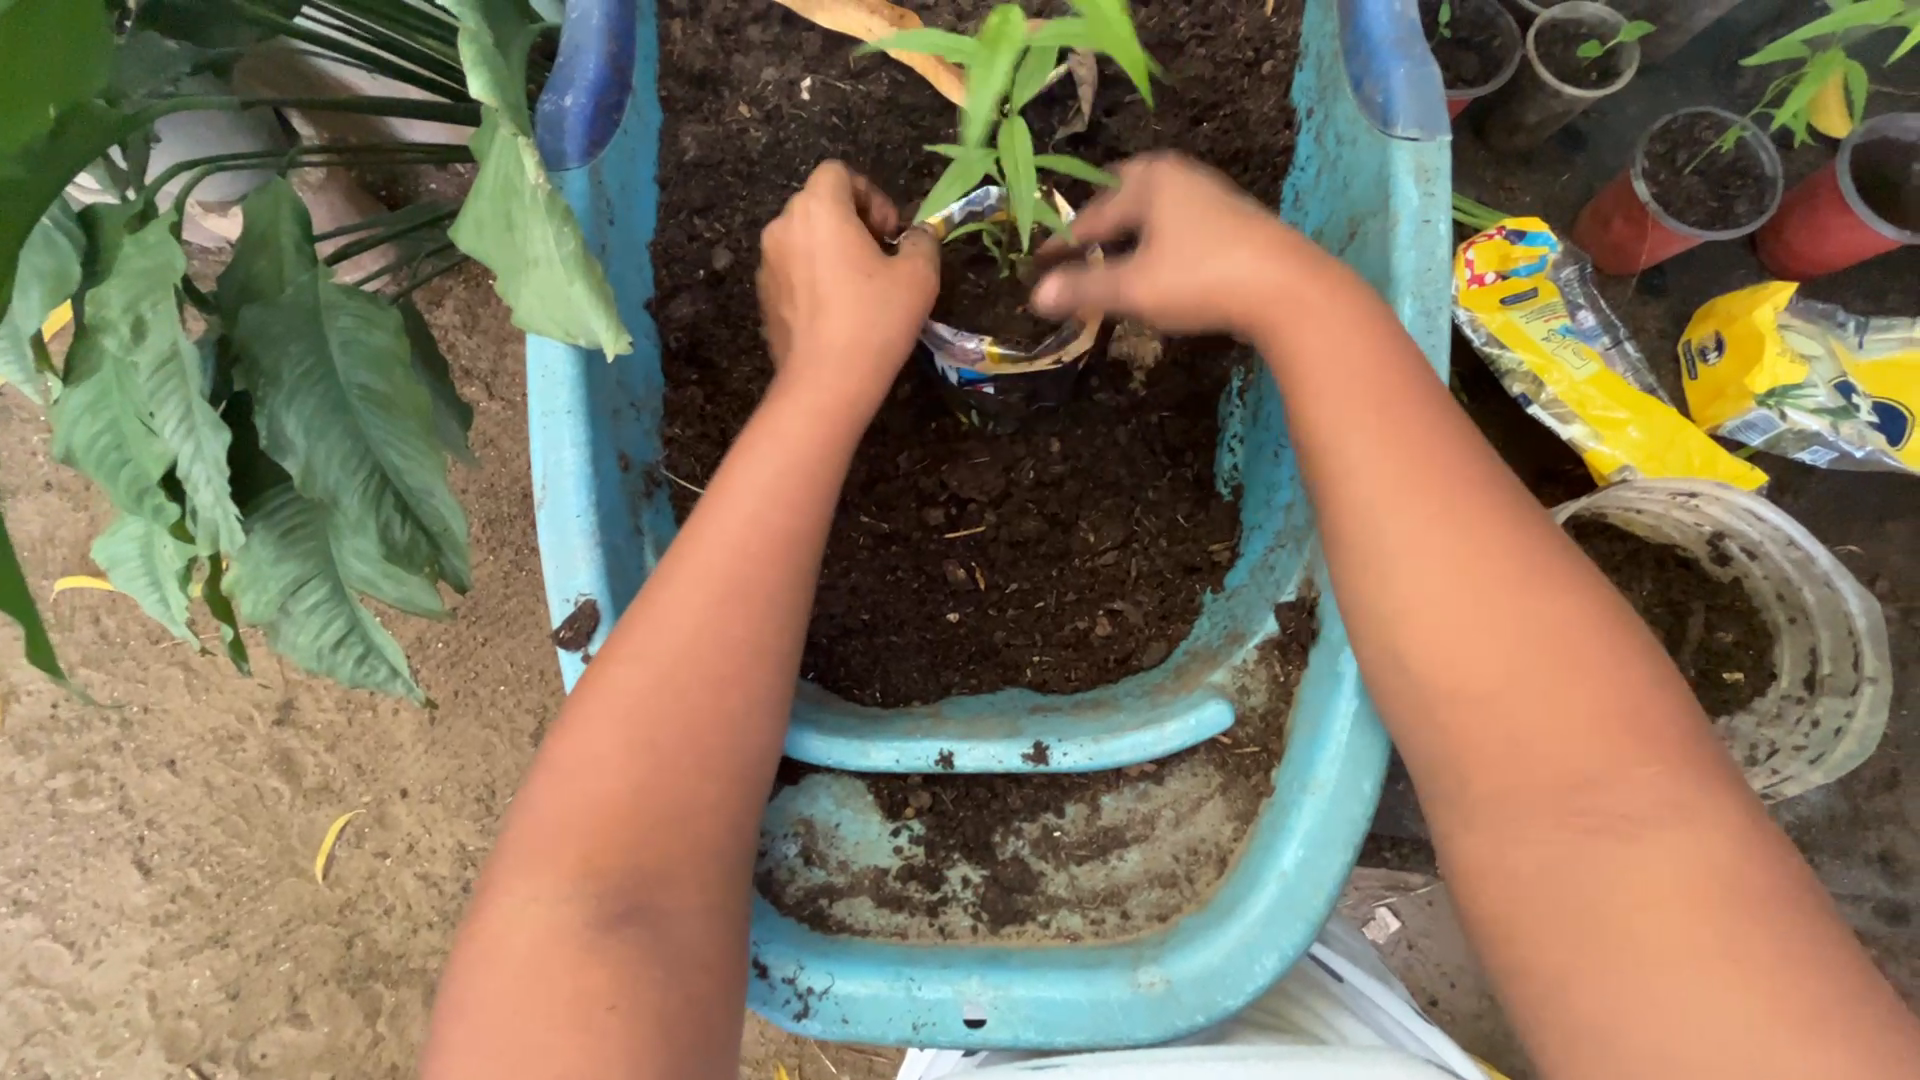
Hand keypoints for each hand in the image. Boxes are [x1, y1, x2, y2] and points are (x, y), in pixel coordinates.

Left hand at [757, 161, 939, 419]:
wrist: (827, 382)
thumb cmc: (875, 321)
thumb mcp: (919, 277)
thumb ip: (922, 243)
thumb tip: (918, 237)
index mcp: (818, 209)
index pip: (838, 172)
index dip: (870, 195)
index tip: (890, 234)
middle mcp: (783, 227)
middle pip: (818, 205)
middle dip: (852, 224)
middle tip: (880, 261)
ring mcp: (767, 265)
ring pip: (804, 241)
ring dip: (832, 253)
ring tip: (859, 291)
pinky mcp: (764, 299)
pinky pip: (793, 275)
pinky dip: (814, 282)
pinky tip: (837, 316)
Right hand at [1029, 152, 1331, 338]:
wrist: (1284, 288)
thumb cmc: (1200, 277)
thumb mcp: (1132, 287)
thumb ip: (1083, 288)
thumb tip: (1036, 296)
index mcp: (1148, 181)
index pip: (1089, 214)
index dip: (1062, 243)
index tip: (1037, 265)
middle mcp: (1177, 177)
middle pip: (1121, 199)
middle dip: (1096, 224)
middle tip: (1072, 248)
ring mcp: (1207, 197)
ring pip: (1150, 213)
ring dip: (1125, 234)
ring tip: (1106, 259)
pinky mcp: (1228, 223)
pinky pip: (1173, 227)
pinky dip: (1152, 243)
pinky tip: (1152, 266)